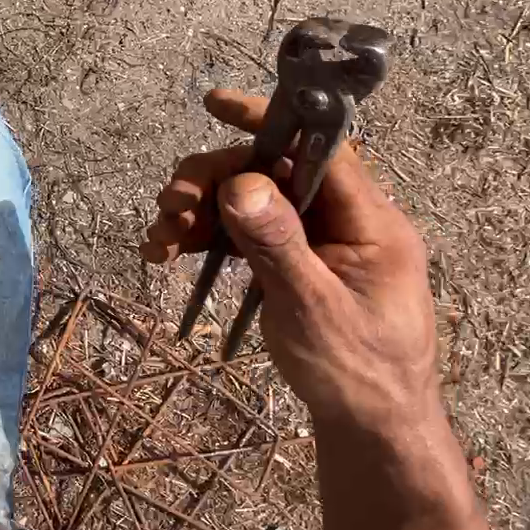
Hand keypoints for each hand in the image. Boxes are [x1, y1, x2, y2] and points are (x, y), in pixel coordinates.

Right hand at [141, 89, 439, 436]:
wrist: (369, 426)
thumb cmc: (356, 370)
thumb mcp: (314, 307)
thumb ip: (278, 244)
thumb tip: (241, 183)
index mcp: (369, 222)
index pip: (320, 149)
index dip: (269, 120)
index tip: (213, 103)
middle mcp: (337, 220)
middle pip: (263, 172)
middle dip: (209, 182)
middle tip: (170, 207)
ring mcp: (307, 239)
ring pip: (238, 199)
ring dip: (192, 213)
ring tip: (160, 241)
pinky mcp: (282, 258)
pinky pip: (231, 231)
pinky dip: (195, 238)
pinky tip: (163, 255)